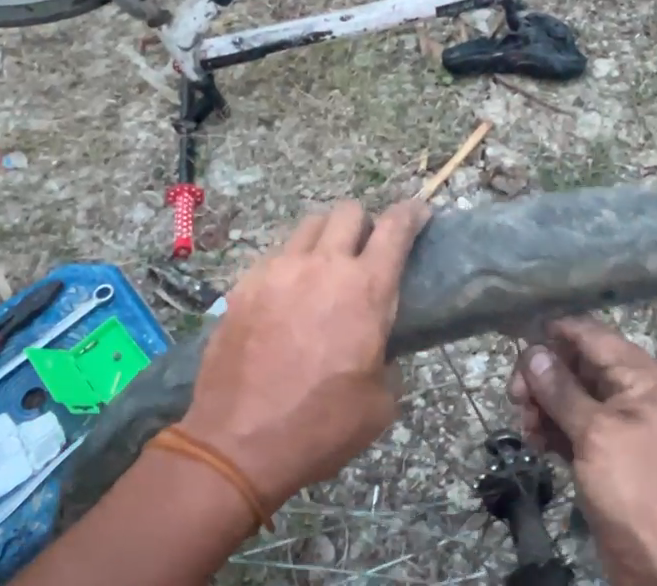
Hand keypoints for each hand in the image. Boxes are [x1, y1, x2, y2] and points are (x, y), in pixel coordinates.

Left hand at [178, 200, 427, 508]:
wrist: (237, 444)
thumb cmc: (320, 427)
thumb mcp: (380, 404)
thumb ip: (388, 358)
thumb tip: (379, 347)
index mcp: (366, 289)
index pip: (396, 227)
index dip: (412, 213)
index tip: (419, 213)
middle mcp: (323, 266)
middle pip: (348, 212)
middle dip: (365, 223)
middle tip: (366, 250)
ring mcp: (278, 270)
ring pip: (308, 226)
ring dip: (325, 238)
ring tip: (324, 266)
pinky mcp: (244, 285)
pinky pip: (274, 256)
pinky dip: (290, 265)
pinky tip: (287, 295)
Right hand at [510, 318, 656, 585]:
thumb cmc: (638, 488)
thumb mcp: (597, 433)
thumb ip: (562, 390)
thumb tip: (533, 352)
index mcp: (641, 376)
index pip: (590, 334)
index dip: (552, 332)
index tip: (512, 336)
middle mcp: (631, 393)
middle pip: (576, 365)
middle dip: (543, 376)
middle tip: (515, 398)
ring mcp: (619, 426)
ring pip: (570, 398)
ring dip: (543, 407)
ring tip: (526, 429)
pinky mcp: (606, 456)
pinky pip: (572, 429)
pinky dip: (552, 431)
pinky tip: (535, 444)